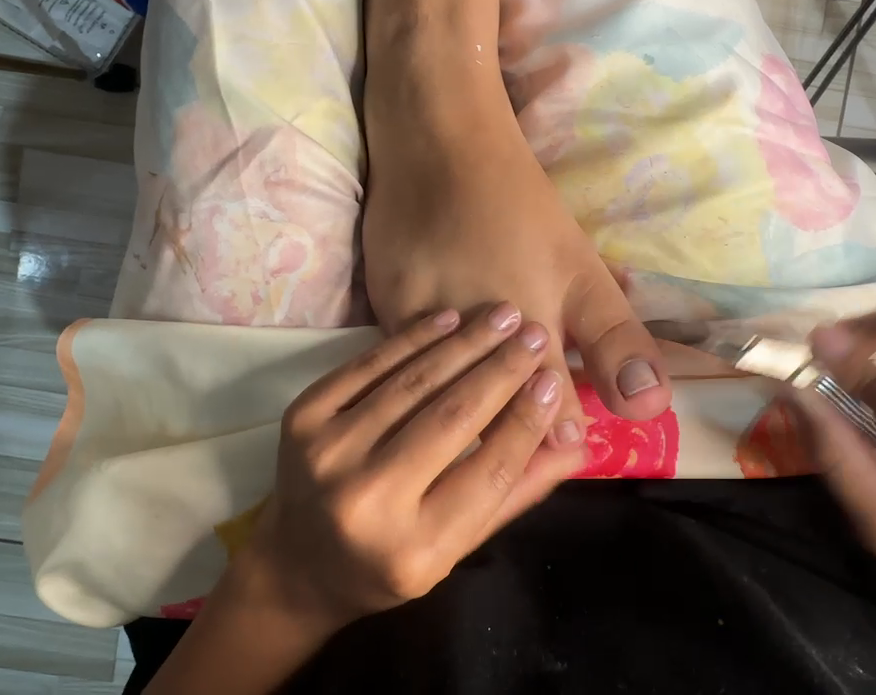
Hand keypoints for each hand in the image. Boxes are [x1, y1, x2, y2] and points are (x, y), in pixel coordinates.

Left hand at [236, 303, 585, 627]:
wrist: (300, 560)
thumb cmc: (389, 559)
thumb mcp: (456, 546)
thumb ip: (515, 491)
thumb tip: (575, 439)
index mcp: (415, 551)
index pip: (487, 471)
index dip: (524, 422)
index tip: (553, 381)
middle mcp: (367, 502)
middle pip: (450, 418)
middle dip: (501, 369)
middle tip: (536, 333)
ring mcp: (327, 454)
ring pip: (413, 383)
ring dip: (464, 343)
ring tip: (502, 315)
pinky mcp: (303, 417)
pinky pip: (369, 365)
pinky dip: (413, 338)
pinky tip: (449, 318)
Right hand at [361, 53, 671, 438]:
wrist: (439, 145)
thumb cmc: (520, 206)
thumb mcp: (581, 271)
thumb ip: (616, 342)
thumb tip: (649, 411)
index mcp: (532, 338)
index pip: (549, 429)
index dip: (559, 442)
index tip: (559, 439)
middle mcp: (473, 345)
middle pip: (493, 429)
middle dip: (512, 436)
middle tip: (518, 420)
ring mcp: (421, 331)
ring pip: (442, 404)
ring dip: (463, 409)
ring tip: (478, 396)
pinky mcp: (382, 313)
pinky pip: (406, 368)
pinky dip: (426, 375)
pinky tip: (437, 367)